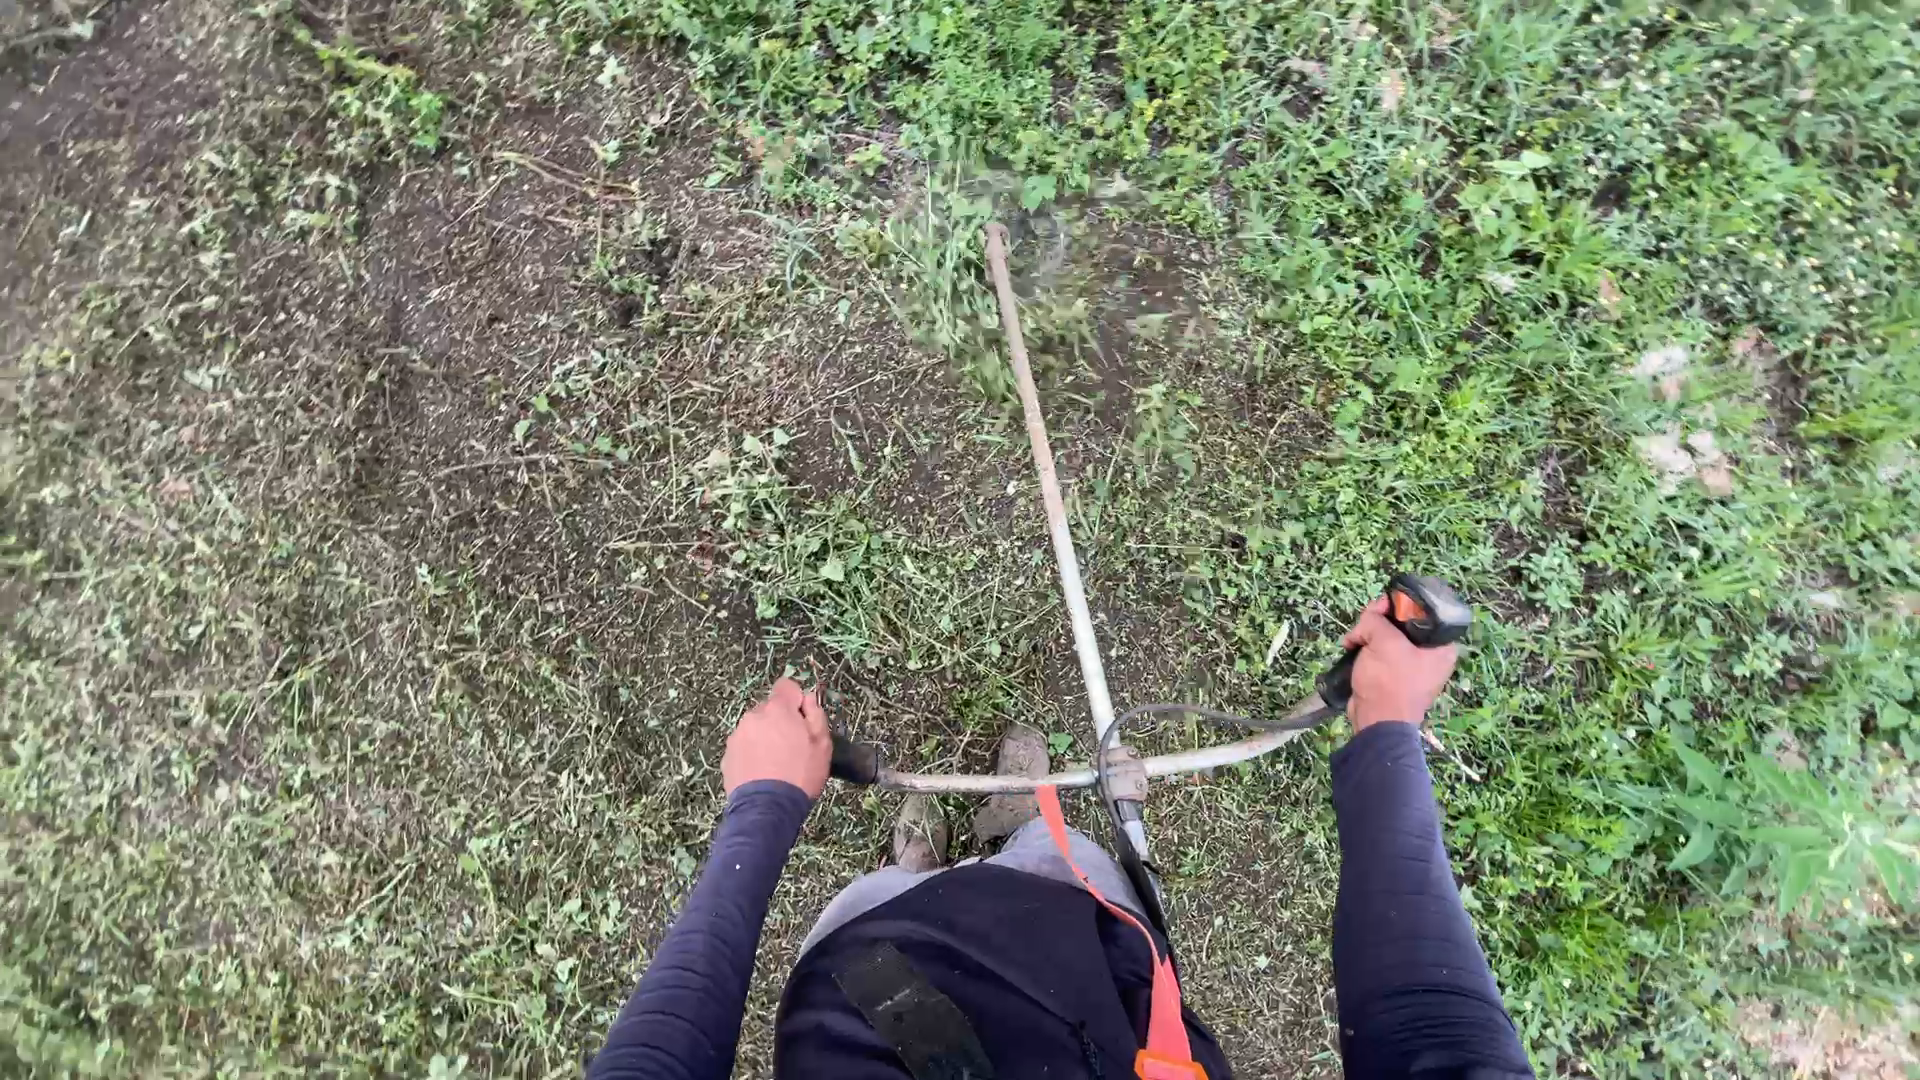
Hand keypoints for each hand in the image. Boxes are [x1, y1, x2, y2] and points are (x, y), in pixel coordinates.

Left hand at [723, 678, 830, 798]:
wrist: (766, 810)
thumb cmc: (800, 775)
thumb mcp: (823, 744)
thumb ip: (816, 714)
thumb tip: (808, 698)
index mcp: (778, 709)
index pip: (786, 686)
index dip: (796, 700)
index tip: (802, 718)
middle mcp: (753, 716)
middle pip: (770, 709)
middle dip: (781, 721)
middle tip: (793, 747)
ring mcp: (737, 736)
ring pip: (756, 728)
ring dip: (765, 737)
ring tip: (776, 764)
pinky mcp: (727, 756)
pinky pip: (744, 746)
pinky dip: (753, 753)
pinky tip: (763, 772)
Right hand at [1340, 595, 1458, 731]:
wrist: (1377, 720)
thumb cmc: (1389, 680)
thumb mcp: (1384, 642)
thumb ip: (1377, 620)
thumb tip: (1370, 617)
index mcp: (1441, 646)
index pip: (1422, 611)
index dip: (1399, 604)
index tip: (1379, 606)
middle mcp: (1430, 653)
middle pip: (1401, 622)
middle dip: (1377, 620)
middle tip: (1362, 625)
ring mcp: (1411, 664)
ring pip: (1386, 634)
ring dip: (1366, 633)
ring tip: (1352, 641)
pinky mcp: (1393, 672)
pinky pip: (1379, 649)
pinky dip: (1364, 646)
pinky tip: (1350, 647)